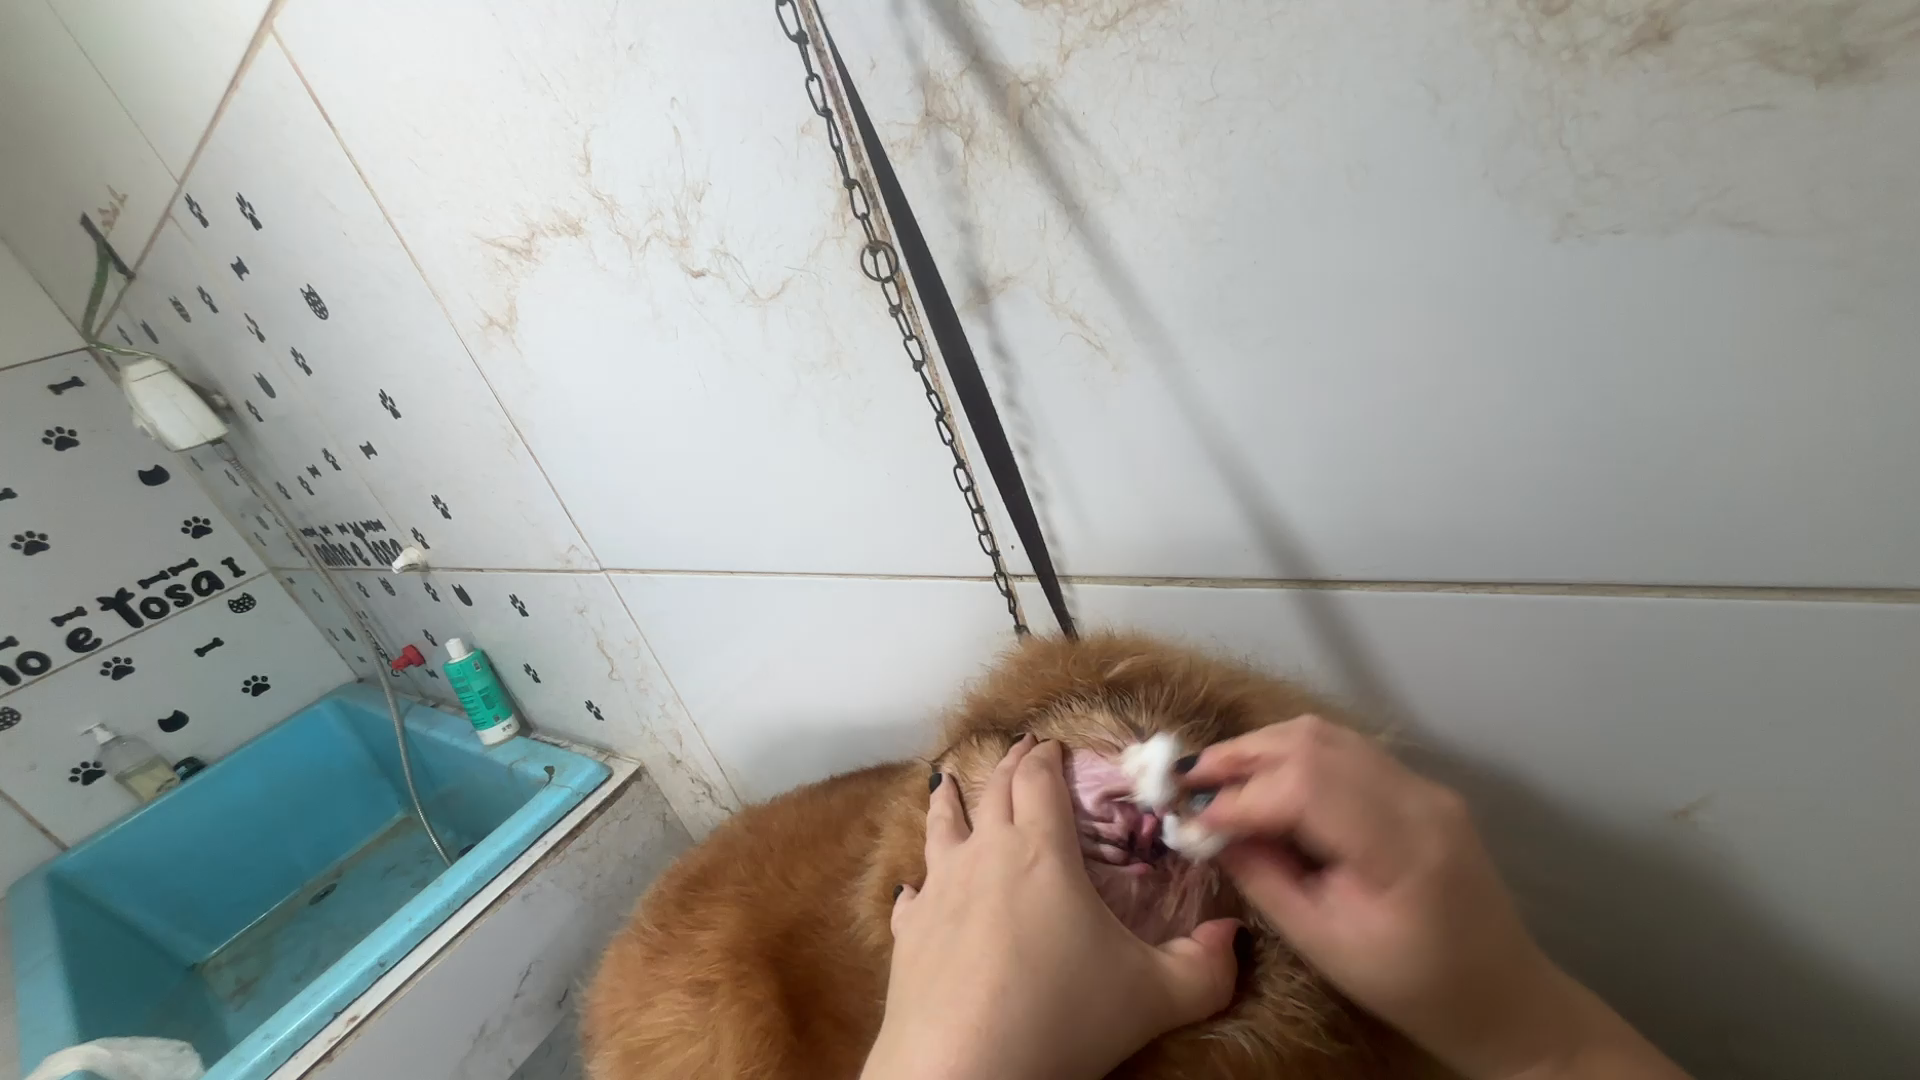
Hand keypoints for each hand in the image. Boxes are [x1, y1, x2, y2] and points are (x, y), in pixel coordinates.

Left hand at [862, 736, 1241, 1079]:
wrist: (961, 1069)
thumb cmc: (1062, 1016)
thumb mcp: (1152, 996)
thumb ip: (1203, 966)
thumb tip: (1234, 935)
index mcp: (1041, 850)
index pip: (1040, 781)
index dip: (1046, 758)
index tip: (1050, 743)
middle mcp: (986, 853)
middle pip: (995, 790)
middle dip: (1009, 765)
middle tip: (1018, 749)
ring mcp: (941, 888)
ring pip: (943, 826)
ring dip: (949, 800)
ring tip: (945, 783)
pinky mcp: (909, 930)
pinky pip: (914, 894)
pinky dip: (918, 882)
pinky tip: (914, 886)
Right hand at [1185, 717, 1689, 1079]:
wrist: (1508, 998)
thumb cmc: (1413, 987)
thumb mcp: (1324, 944)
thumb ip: (1262, 877)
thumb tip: (1207, 829)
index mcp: (1402, 849)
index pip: (1304, 789)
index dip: (1238, 797)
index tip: (1189, 815)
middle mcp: (1416, 799)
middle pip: (1310, 744)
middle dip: (1238, 755)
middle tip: (1186, 777)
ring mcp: (1420, 784)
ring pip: (1321, 734)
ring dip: (1258, 747)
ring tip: (1213, 773)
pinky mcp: (1414, 784)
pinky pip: (1339, 748)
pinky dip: (1287, 753)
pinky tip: (1259, 775)